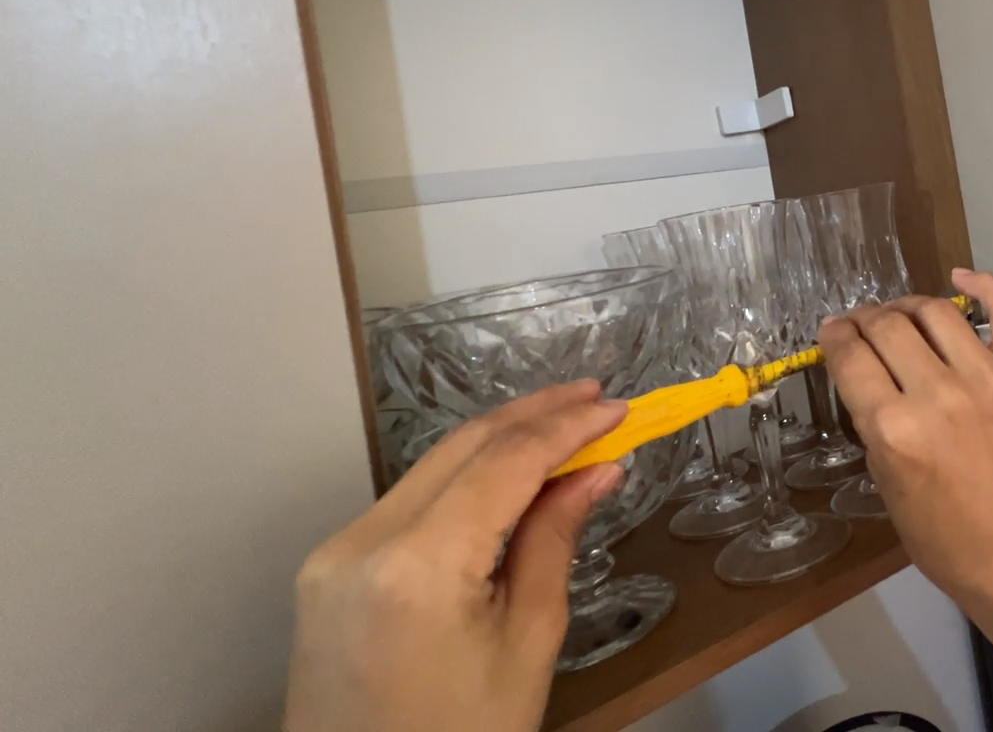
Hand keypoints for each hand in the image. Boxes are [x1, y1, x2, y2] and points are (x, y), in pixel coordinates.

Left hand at [284, 380, 627, 731]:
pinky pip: (418, 495)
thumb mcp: (530, 635)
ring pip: (439, 462)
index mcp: (417, 566)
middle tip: (598, 395)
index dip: (569, 426)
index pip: (507, 462)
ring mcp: (337, 553)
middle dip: (538, 412)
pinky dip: (475, 469)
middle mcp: (362, 543)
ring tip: (569, 417)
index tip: (621, 409)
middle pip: (466, 445)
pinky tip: (517, 465)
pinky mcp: (332, 567)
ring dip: (508, 434)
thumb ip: (557, 535)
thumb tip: (600, 467)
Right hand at [820, 269, 992, 627]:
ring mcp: (985, 378)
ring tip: (900, 315)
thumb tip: (861, 367)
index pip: (851, 356)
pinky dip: (983, 284)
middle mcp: (937, 394)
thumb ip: (872, 419)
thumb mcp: (884, 482)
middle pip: (887, 326)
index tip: (833, 330)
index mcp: (894, 429)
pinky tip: (960, 277)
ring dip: (907, 305)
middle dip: (864, 319)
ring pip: (935, 310)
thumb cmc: (942, 534)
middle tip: (861, 324)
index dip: (835, 335)